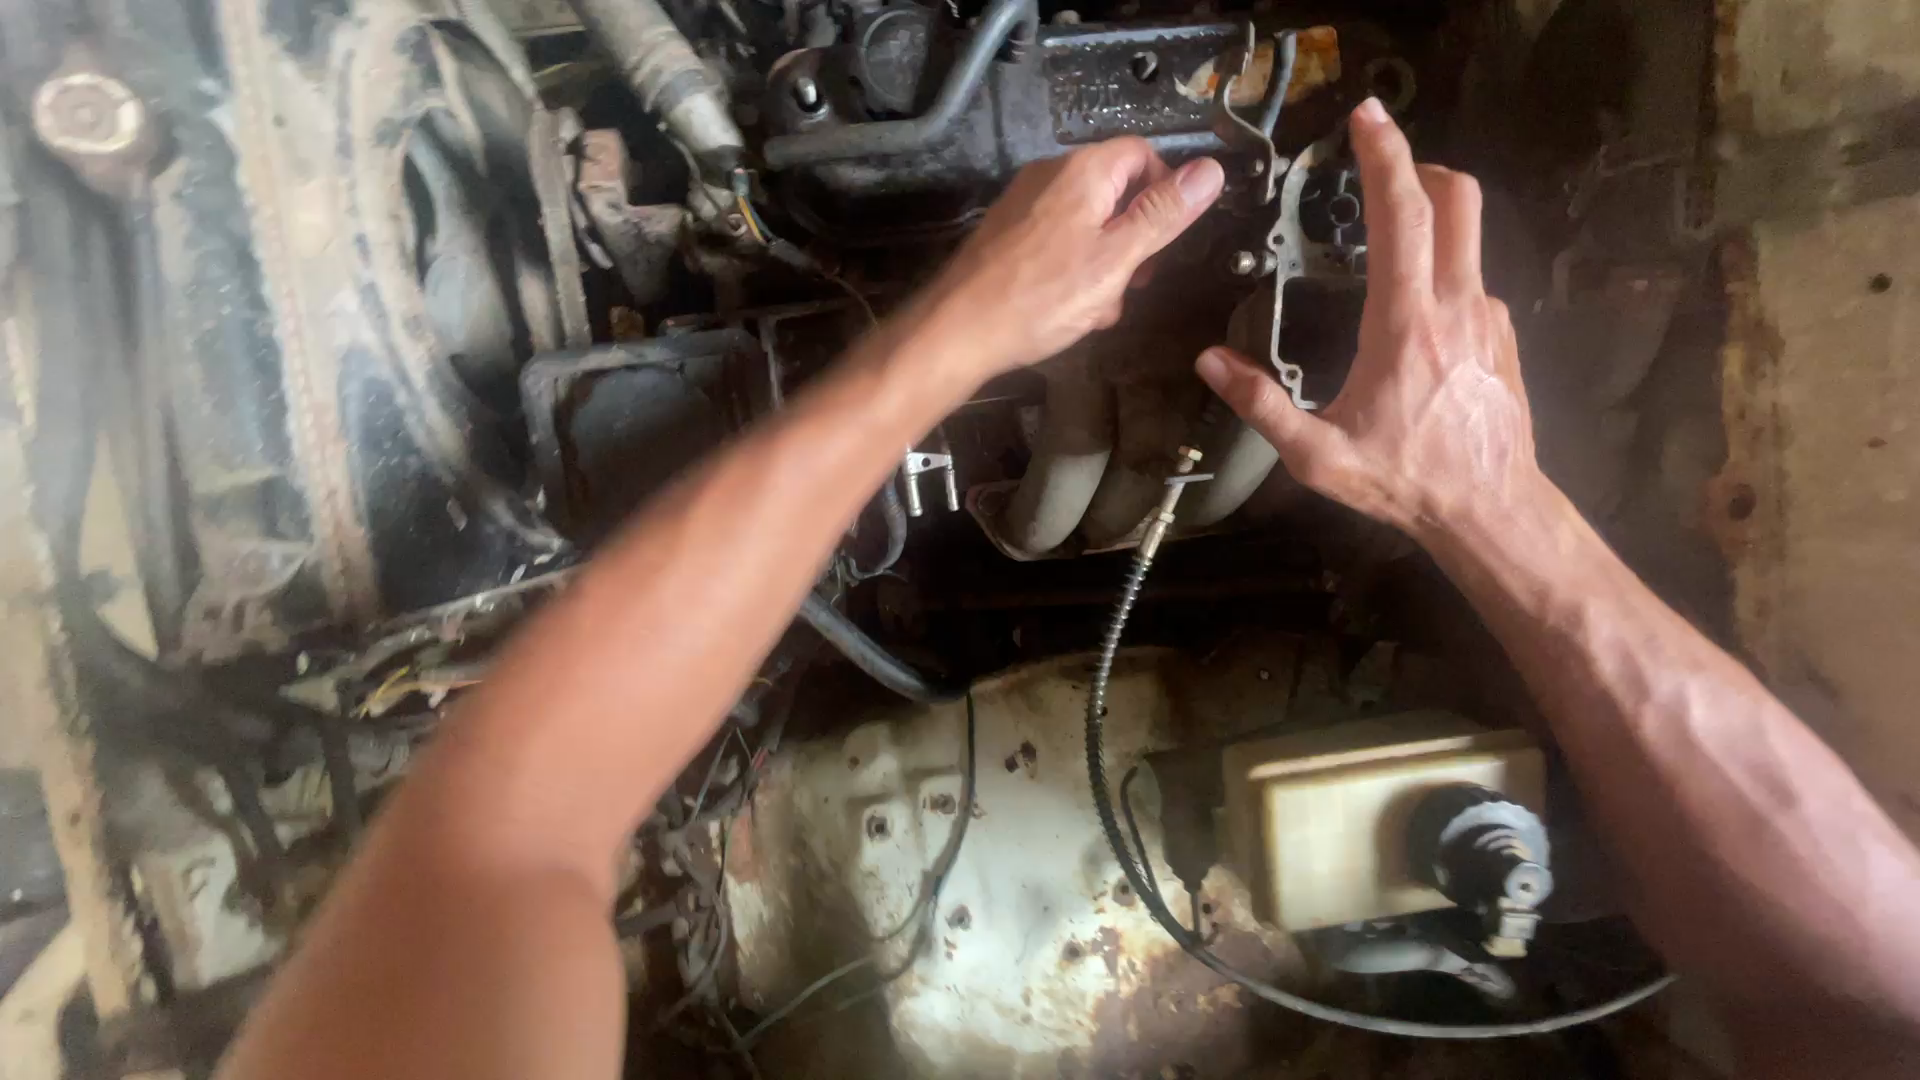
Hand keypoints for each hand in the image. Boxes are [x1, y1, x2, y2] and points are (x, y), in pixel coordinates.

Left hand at [920, 137, 1224, 379]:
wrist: (958, 331)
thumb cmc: (1040, 297)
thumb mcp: (1115, 259)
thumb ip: (1162, 215)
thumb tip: (1211, 170)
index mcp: (1082, 171)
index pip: (1142, 155)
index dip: (1164, 192)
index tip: (1165, 239)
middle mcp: (1049, 178)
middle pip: (1114, 195)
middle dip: (1131, 242)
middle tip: (1132, 284)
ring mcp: (1023, 209)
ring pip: (1086, 229)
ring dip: (1103, 269)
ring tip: (1094, 311)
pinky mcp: (1006, 240)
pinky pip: (1055, 247)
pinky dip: (1070, 276)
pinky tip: (1066, 313)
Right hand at [1193, 98, 1540, 541]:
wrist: (1489, 508)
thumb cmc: (1399, 480)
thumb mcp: (1314, 454)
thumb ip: (1260, 403)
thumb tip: (1209, 359)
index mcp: (1405, 324)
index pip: (1402, 215)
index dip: (1383, 157)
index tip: (1364, 118)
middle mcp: (1456, 304)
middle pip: (1456, 199)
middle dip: (1418, 165)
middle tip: (1377, 163)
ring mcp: (1488, 316)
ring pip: (1470, 232)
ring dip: (1431, 210)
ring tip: (1387, 227)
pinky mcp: (1501, 333)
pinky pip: (1472, 274)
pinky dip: (1442, 260)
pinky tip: (1412, 300)